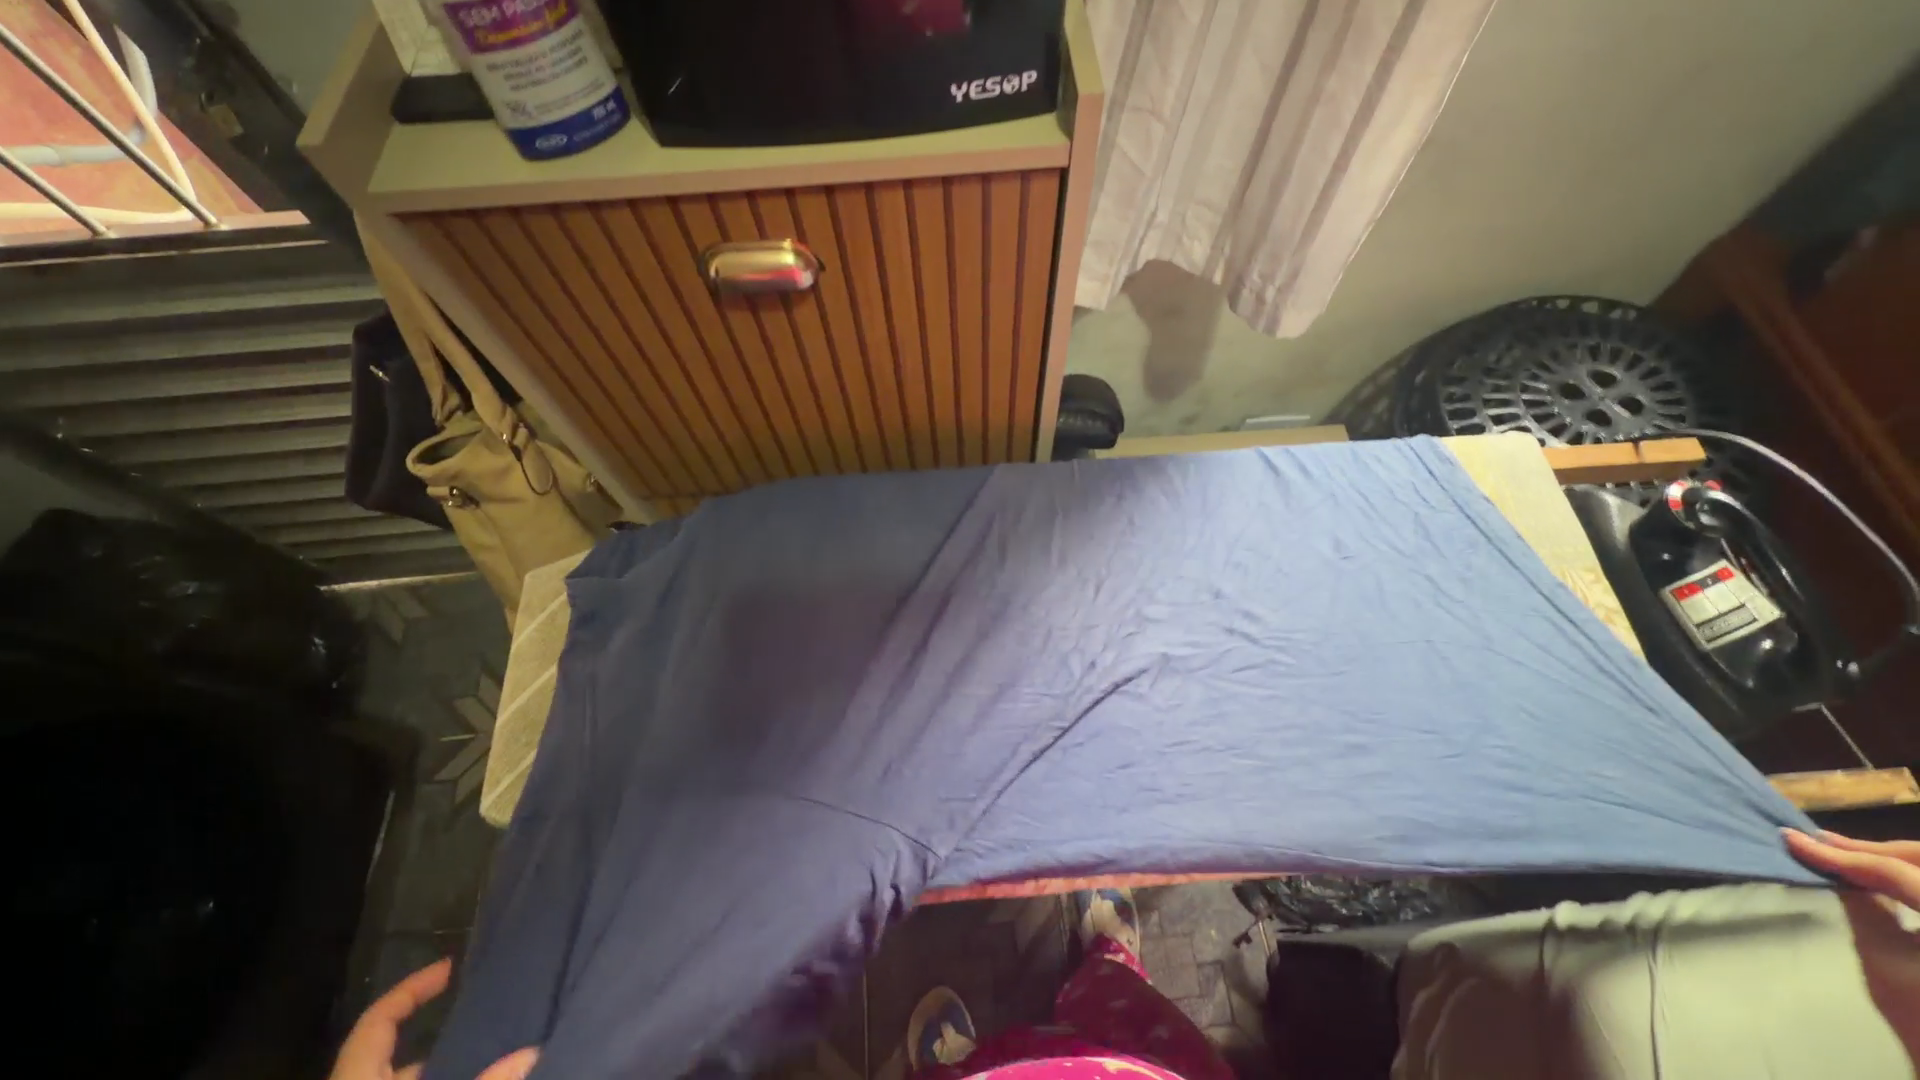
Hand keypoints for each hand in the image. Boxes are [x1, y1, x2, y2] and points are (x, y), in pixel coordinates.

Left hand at [330, 958, 538, 1079]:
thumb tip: (533, 1053)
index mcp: (359, 1076)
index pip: (379, 1019)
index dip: (412, 988)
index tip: (451, 967)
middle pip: (400, 1055)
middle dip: (448, 1038)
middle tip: (492, 1020)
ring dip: (452, 1068)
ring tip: (497, 1052)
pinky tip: (483, 1079)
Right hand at [1783, 829, 1919, 1062]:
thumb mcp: (1883, 962)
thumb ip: (1863, 909)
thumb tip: (1831, 869)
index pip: (1895, 872)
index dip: (1842, 854)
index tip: (1791, 839)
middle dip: (1872, 849)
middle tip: (1817, 842)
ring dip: (1892, 857)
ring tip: (1842, 852)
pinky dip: (1908, 873)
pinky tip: (1878, 876)